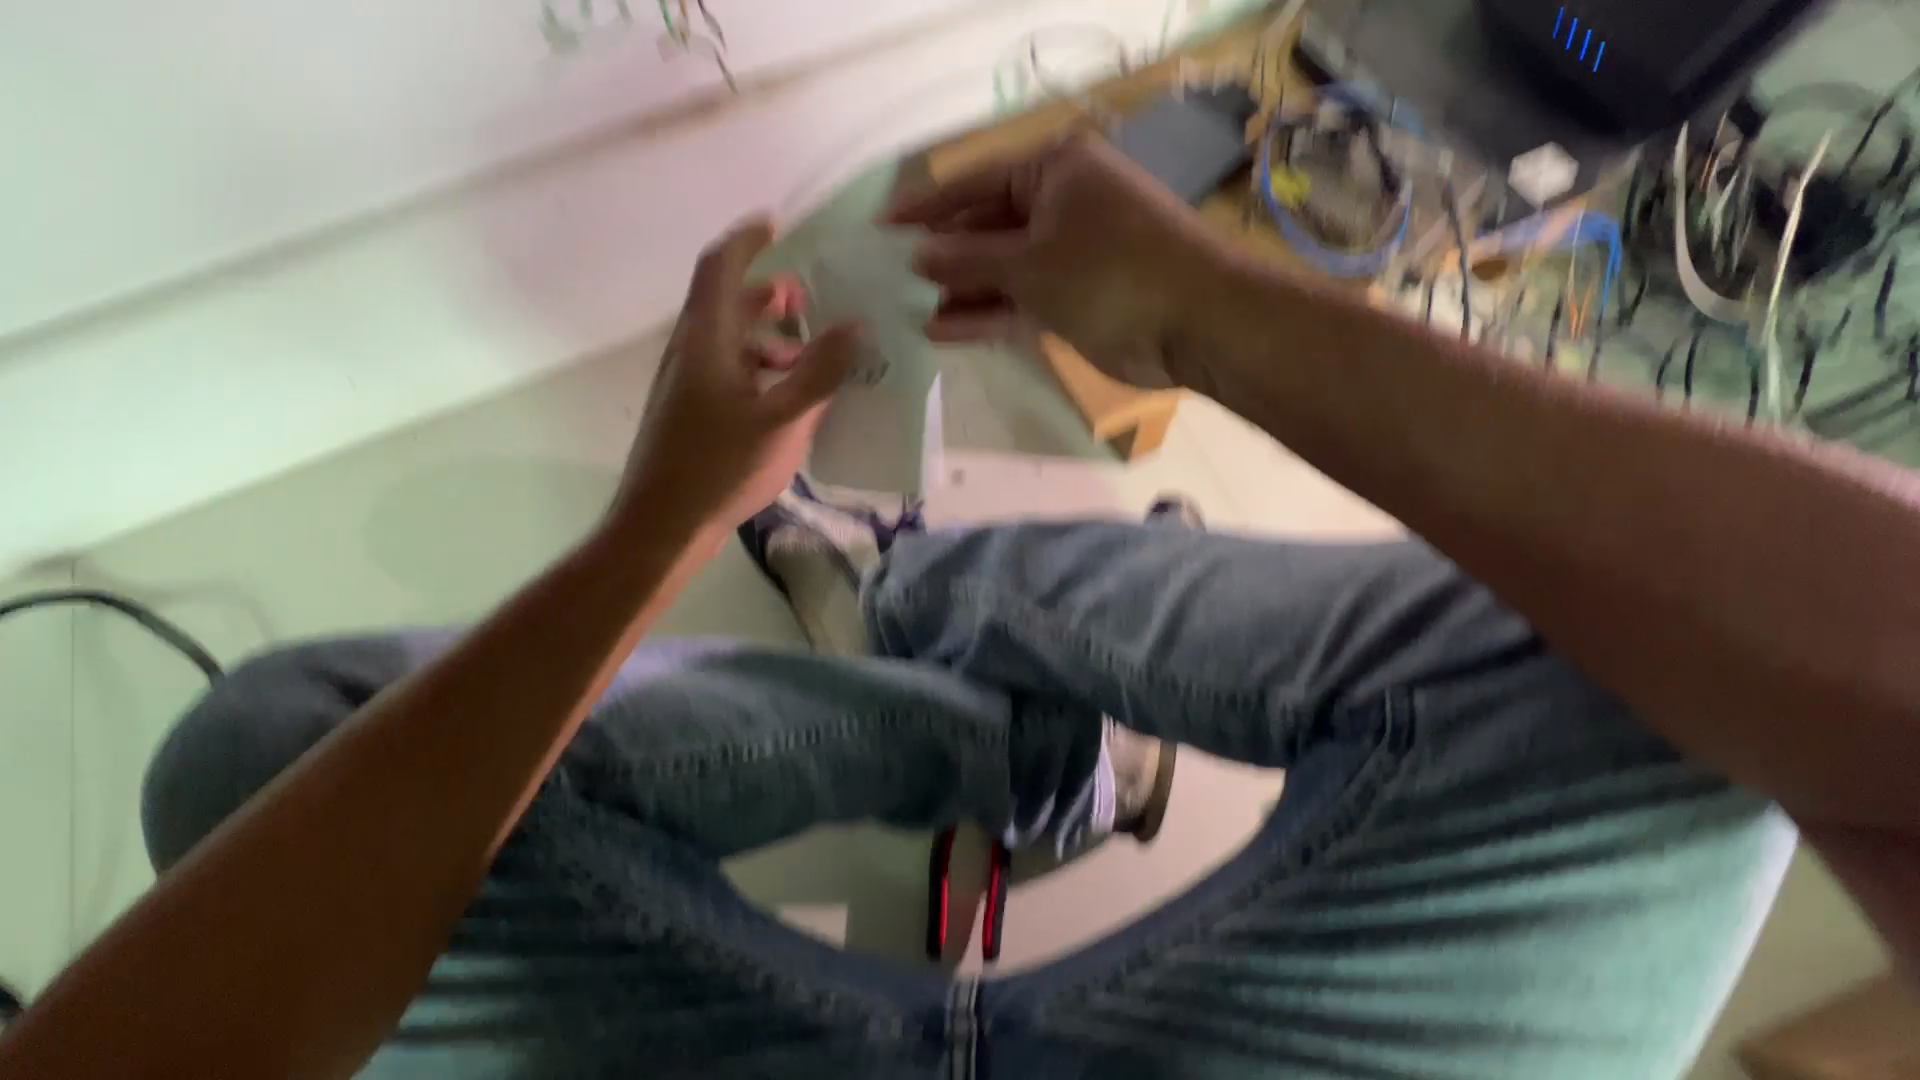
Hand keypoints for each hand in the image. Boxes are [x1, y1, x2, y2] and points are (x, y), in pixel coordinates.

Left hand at [614, 220, 857, 537]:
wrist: (662, 525)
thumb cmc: (720, 467)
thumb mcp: (783, 419)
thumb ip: (820, 371)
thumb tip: (856, 325)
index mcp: (706, 340)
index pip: (721, 268)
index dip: (747, 239)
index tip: (778, 224)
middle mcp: (690, 351)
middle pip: (726, 303)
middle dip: (768, 294)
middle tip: (809, 301)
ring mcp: (686, 384)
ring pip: (728, 341)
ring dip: (767, 337)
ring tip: (808, 356)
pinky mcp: (690, 412)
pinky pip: (728, 371)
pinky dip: (759, 368)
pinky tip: (788, 399)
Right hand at [886, 134, 1233, 389]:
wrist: (1195, 322)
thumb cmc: (1109, 271)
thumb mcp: (1028, 262)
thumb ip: (968, 260)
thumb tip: (916, 256)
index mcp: (1056, 170)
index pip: (977, 182)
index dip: (928, 207)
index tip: (885, 227)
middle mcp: (1062, 206)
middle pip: (989, 227)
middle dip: (947, 256)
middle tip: (895, 278)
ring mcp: (1071, 256)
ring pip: (1005, 270)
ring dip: (964, 292)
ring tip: (913, 311)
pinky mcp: (1077, 300)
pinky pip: (1022, 302)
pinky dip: (989, 315)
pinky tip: (944, 331)